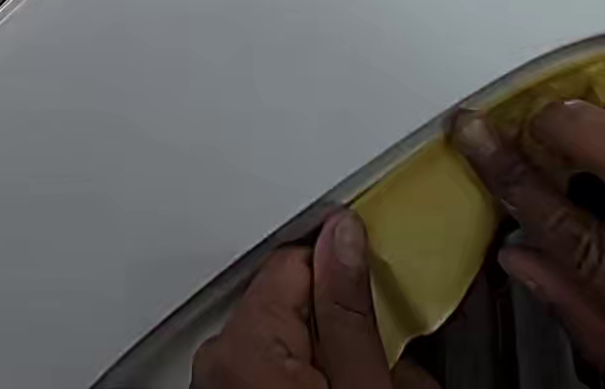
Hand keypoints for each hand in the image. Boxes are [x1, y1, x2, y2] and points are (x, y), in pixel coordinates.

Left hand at [193, 209, 435, 388]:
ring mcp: (218, 378)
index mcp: (243, 343)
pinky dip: (306, 369)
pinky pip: (270, 361)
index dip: (340, 270)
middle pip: (291, 297)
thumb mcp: (360, 387)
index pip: (293, 261)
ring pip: (285, 332)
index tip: (375, 282)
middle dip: (342, 318)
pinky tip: (338, 384)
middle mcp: (219, 355)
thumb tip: (344, 232)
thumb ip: (349, 309)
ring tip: (374, 376)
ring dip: (331, 348)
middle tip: (387, 358)